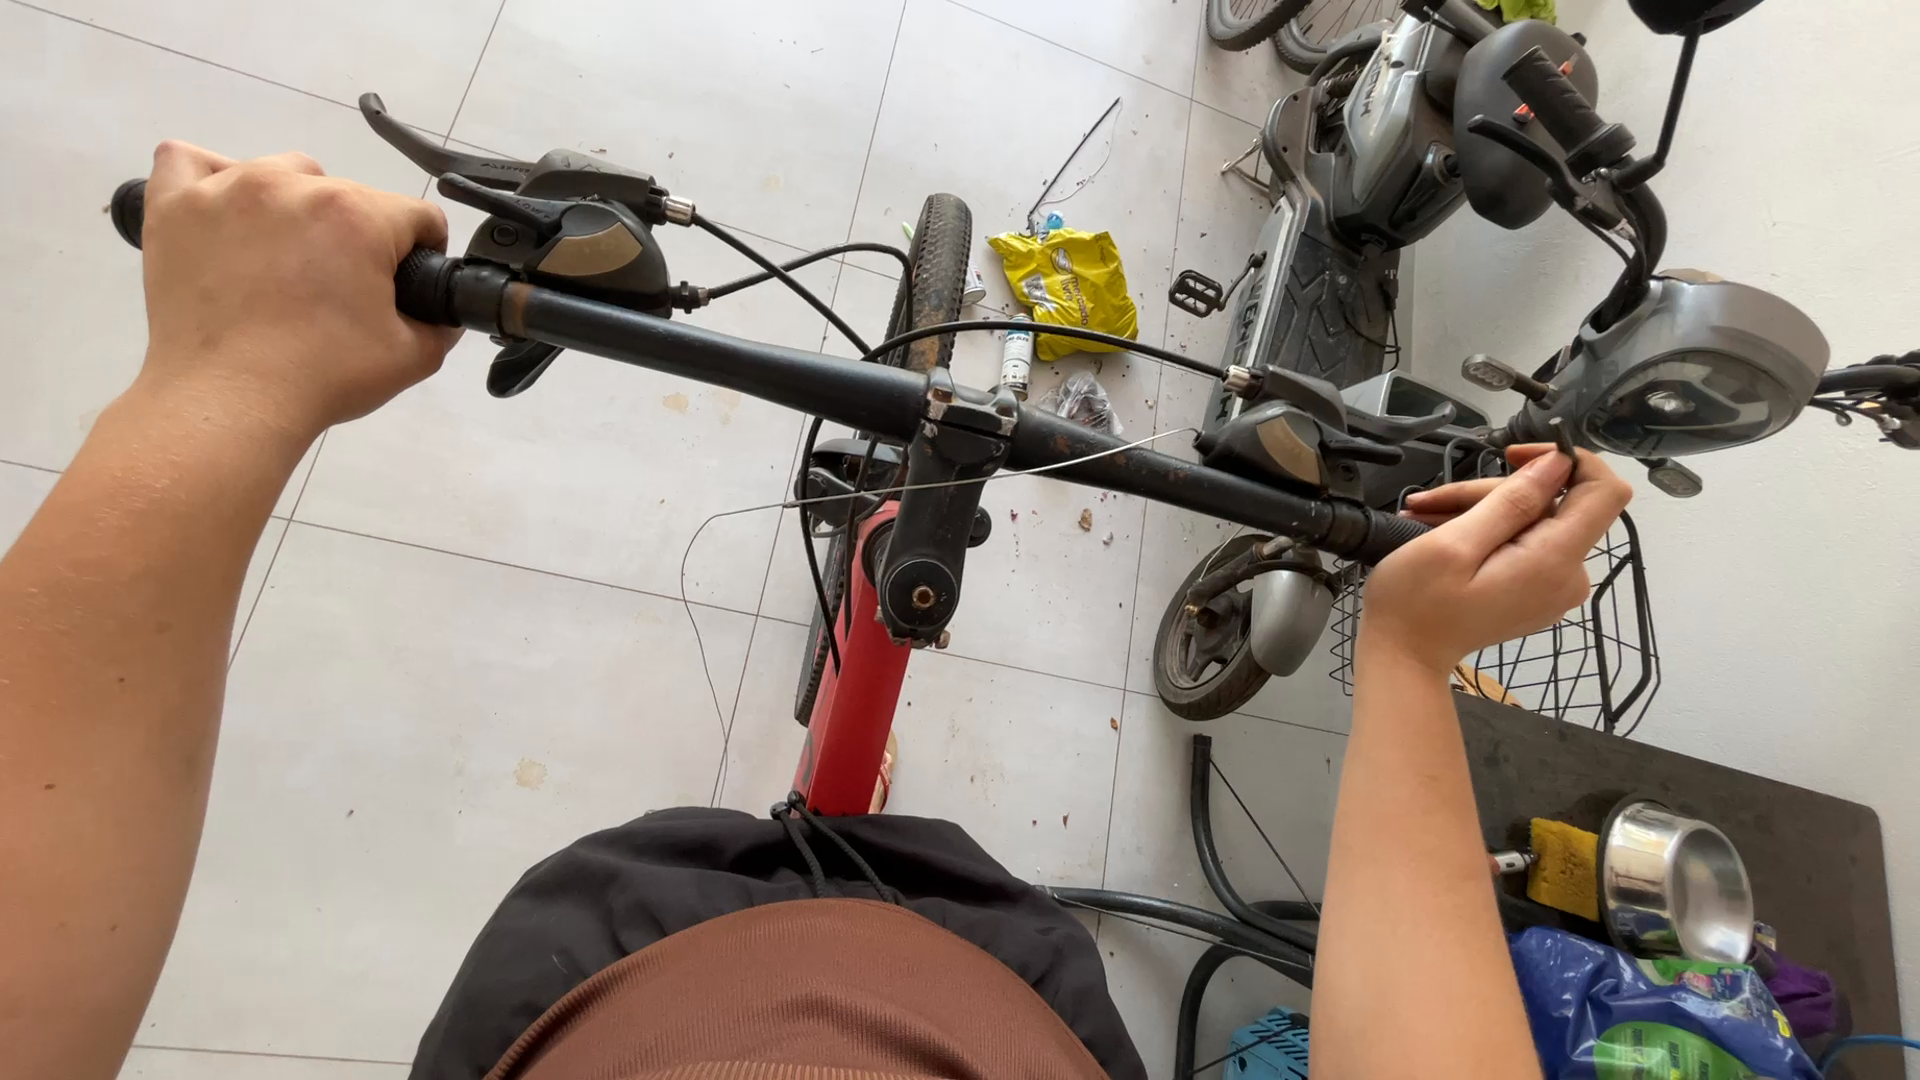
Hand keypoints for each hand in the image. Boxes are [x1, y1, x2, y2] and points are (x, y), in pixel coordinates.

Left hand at [133, 141, 459, 440]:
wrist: (235, 396)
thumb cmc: (330, 374)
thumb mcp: (420, 355)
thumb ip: (443, 321)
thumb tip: (439, 308)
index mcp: (358, 217)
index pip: (420, 215)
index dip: (429, 253)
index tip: (413, 285)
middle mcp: (293, 186)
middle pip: (356, 194)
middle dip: (366, 235)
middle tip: (353, 288)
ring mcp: (225, 188)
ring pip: (286, 172)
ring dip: (305, 205)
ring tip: (297, 255)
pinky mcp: (173, 204)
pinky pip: (195, 162)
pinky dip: (222, 182)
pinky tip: (239, 220)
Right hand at [1358, 445, 1632, 675]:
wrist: (1402, 656)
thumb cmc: (1414, 604)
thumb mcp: (1451, 545)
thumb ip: (1509, 503)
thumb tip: (1555, 465)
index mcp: (1553, 561)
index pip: (1604, 491)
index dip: (1567, 460)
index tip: (1513, 454)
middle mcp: (1567, 576)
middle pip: (1552, 506)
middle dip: (1490, 494)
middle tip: (1425, 504)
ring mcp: (1552, 588)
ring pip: (1532, 524)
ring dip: (1478, 512)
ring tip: (1422, 520)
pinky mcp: (1534, 593)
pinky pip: (1523, 546)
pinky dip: (1483, 534)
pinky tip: (1441, 537)